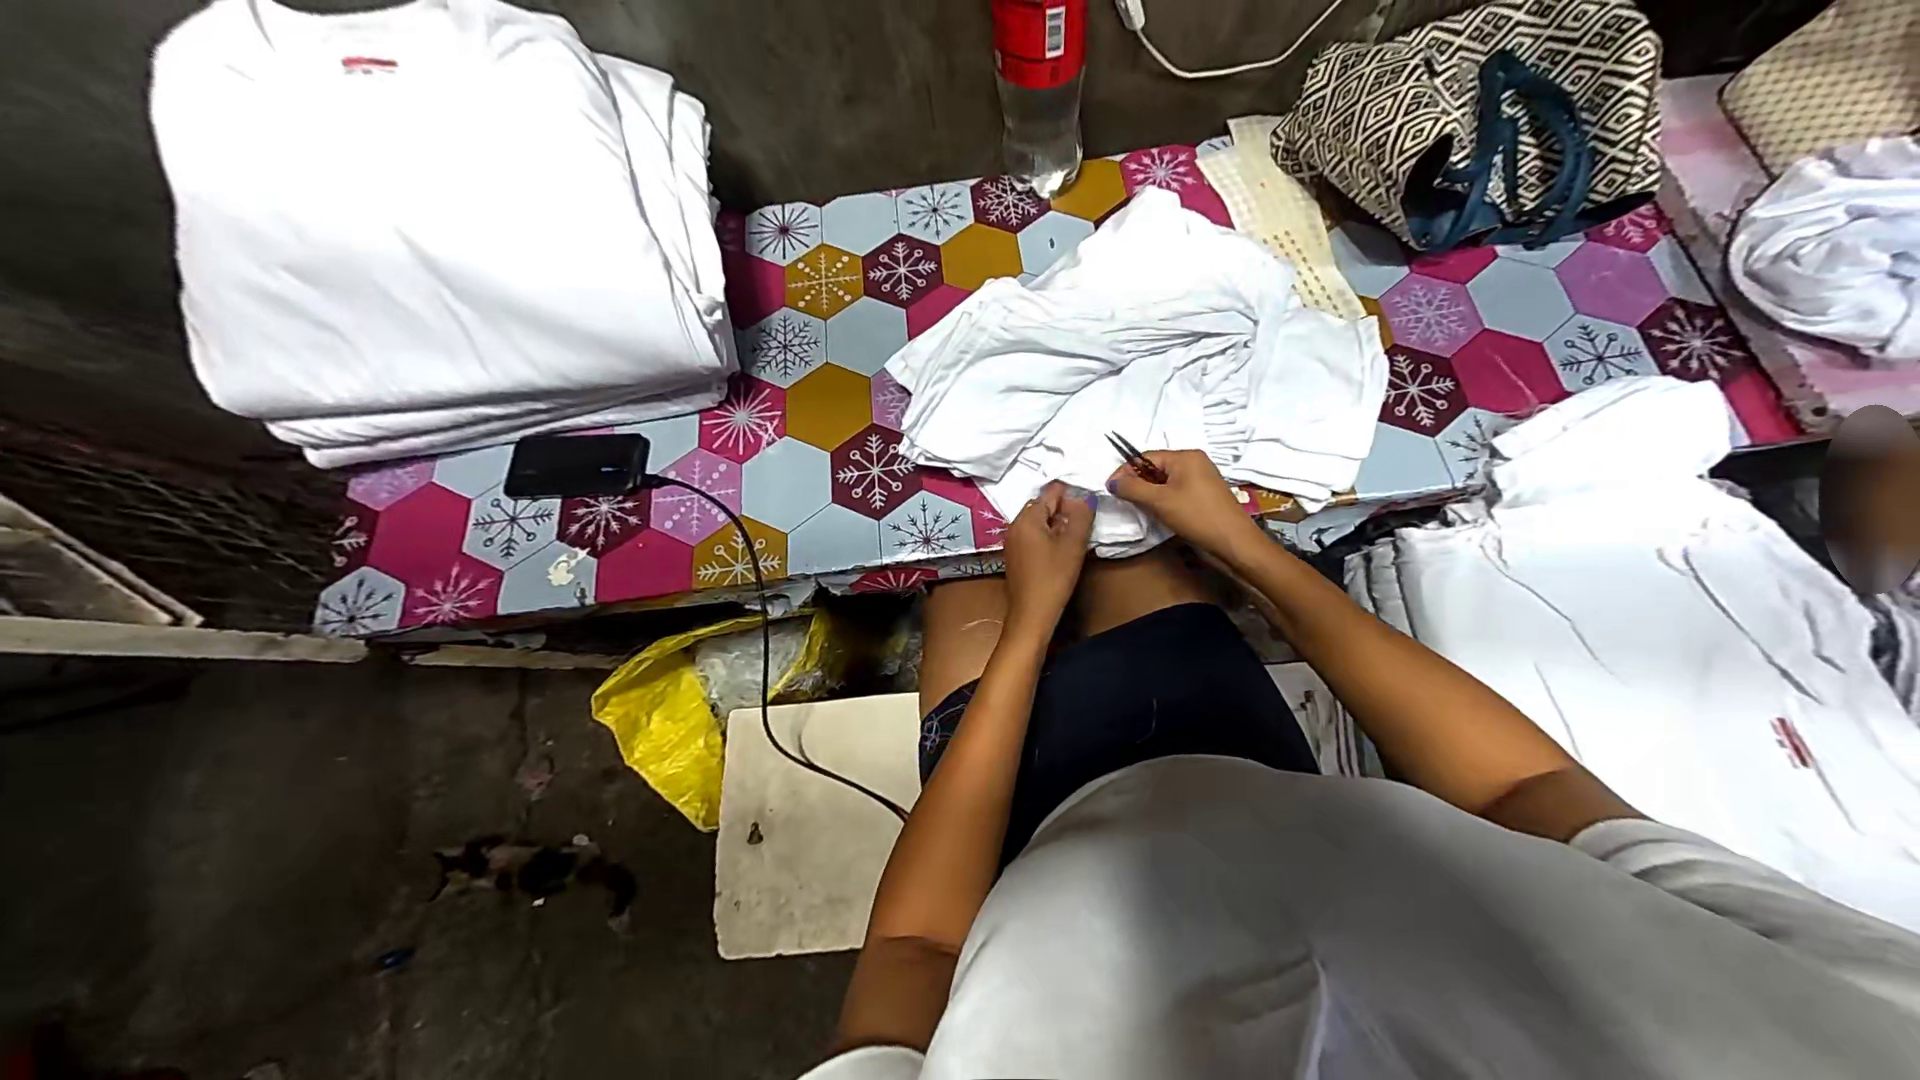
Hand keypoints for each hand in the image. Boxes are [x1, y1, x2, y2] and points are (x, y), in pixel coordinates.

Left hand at [1002, 480, 1093, 633]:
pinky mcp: (1013, 556)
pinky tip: (1059, 549)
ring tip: (1074, 535)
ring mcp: (1011, 541)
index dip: (1070, 494)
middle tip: (1083, 520)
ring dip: (1055, 524)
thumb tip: (1084, 496)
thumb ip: (1081, 515)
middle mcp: (1014, 525)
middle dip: (1062, 509)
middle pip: (1041, 506)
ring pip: (1036, 522)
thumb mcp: (1073, 544)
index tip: (1087, 502)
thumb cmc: (1054, 577)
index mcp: (1027, 518)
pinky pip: (1031, 536)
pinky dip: (1045, 536)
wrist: (1031, 613)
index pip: (1050, 493)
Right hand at [1107, 450, 1262, 558]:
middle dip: (1138, 482)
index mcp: (1185, 456)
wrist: (1234, 541)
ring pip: (1166, 480)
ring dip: (1150, 492)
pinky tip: (1160, 512)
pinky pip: (1177, 489)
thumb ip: (1132, 488)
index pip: (1145, 457)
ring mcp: (1202, 477)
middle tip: (1125, 500)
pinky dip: (1164, 498)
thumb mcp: (1159, 501)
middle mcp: (1195, 461)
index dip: (1126, 471)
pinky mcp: (1205, 493)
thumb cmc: (1196, 516)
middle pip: (1156, 467)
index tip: (1112, 489)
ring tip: (1142, 508)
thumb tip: (1112, 481)